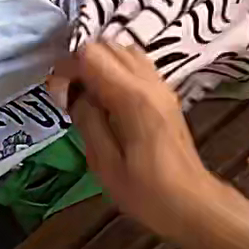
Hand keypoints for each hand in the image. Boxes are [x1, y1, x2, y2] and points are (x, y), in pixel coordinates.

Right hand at [51, 42, 237, 242]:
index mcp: (131, 98)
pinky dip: (117, 71)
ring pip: (124, 51)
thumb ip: (86, 119)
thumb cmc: (146, 192)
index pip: (90, 55)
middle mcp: (149, 83)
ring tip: (87, 96)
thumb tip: (70, 91)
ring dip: (100, 65)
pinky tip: (108, 100)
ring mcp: (162, 87)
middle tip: (68, 94)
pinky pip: (137, 66)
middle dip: (81, 62)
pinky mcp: (167, 96)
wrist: (192, 203)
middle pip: (107, 46)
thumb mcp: (104, 163)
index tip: (56, 94)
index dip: (66, 68)